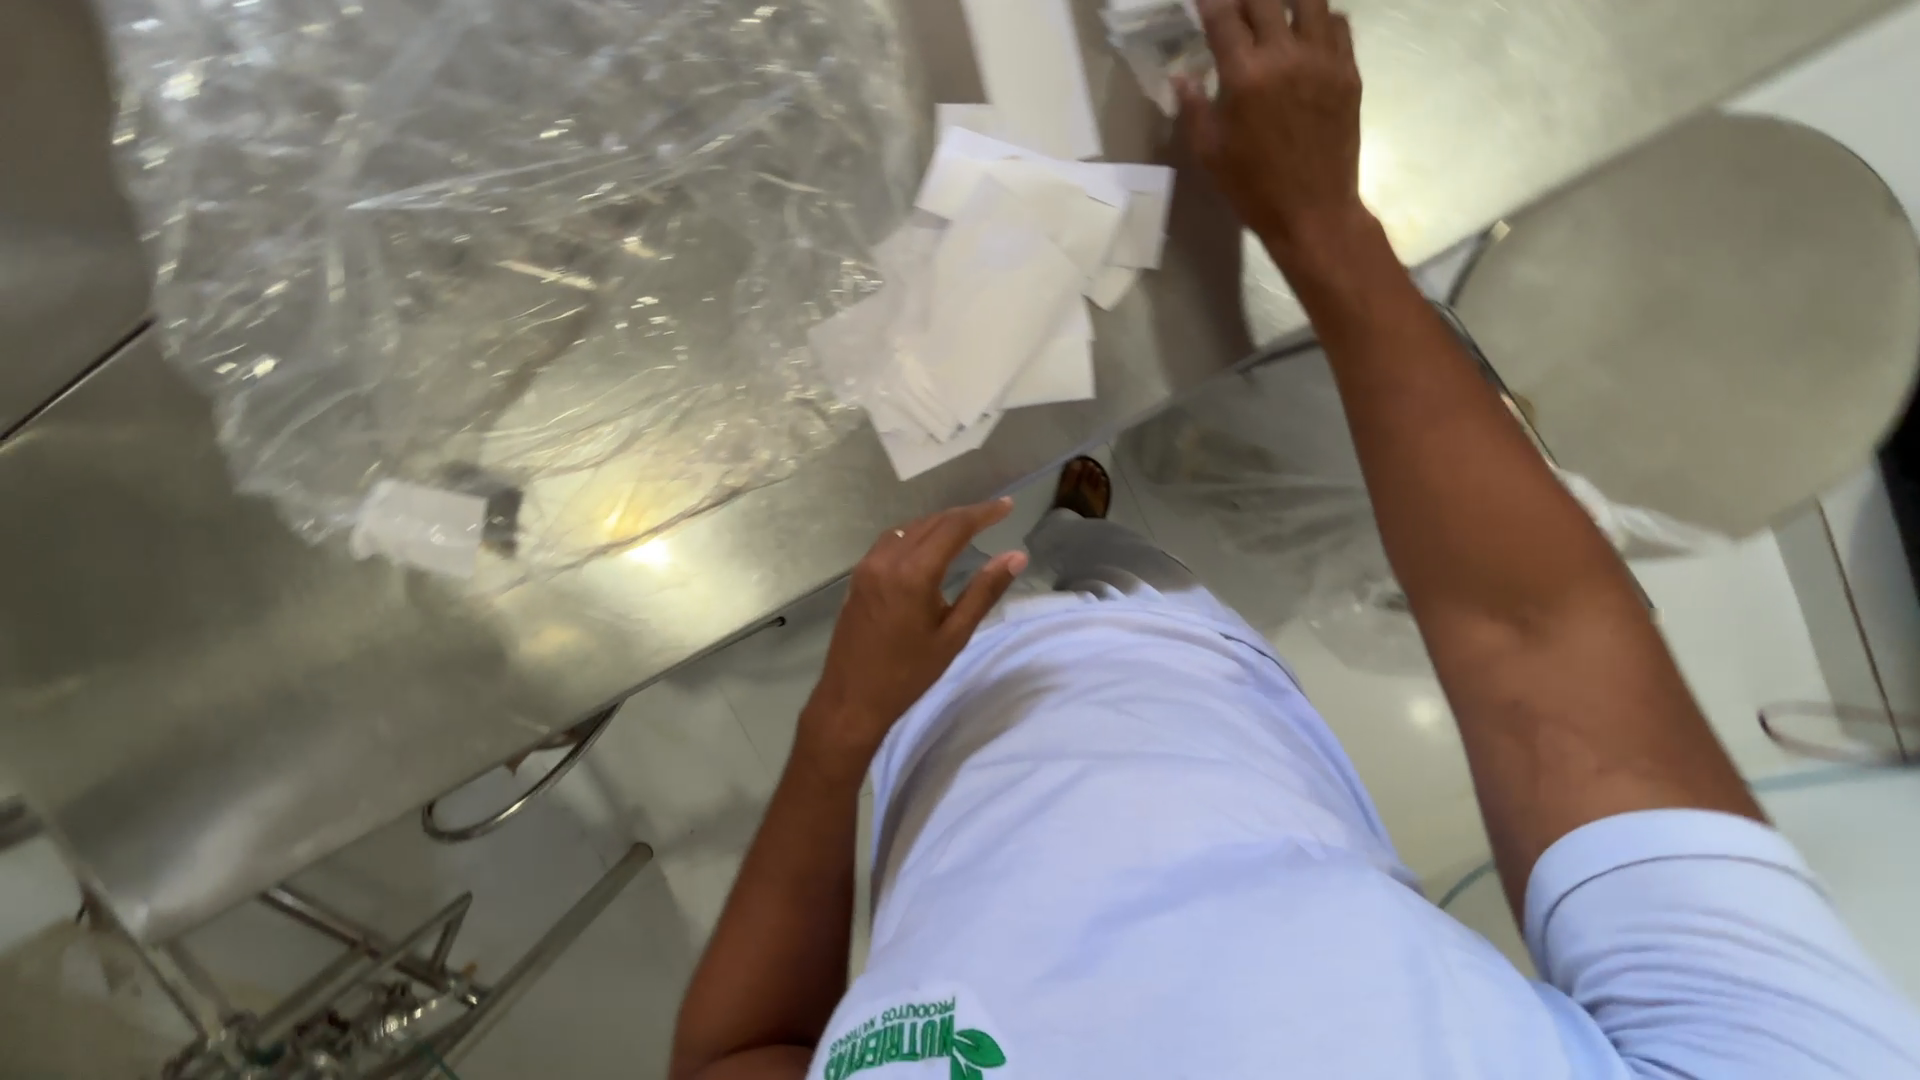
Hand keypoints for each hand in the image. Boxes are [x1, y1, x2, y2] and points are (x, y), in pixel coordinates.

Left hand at [796, 498, 1028, 775]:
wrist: (851, 700)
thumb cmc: (908, 674)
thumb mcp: (954, 635)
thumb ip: (984, 591)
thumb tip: (1016, 557)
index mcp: (913, 573)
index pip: (954, 526)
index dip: (984, 512)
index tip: (1008, 506)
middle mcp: (887, 560)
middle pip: (931, 522)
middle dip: (964, 515)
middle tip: (994, 515)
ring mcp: (867, 567)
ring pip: (909, 529)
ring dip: (938, 523)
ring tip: (967, 528)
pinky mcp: (858, 577)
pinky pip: (891, 542)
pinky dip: (916, 536)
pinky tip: (929, 548)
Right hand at [1179, 0, 1370, 269]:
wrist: (1312, 211)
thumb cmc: (1252, 189)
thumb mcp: (1209, 154)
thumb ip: (1194, 109)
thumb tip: (1182, 76)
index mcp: (1245, 77)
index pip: (1224, 18)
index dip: (1210, 3)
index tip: (1203, 1)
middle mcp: (1285, 55)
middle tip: (1235, 6)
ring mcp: (1323, 59)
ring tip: (1274, 10)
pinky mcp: (1348, 71)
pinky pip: (1337, 24)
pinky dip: (1319, 18)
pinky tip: (1307, 31)